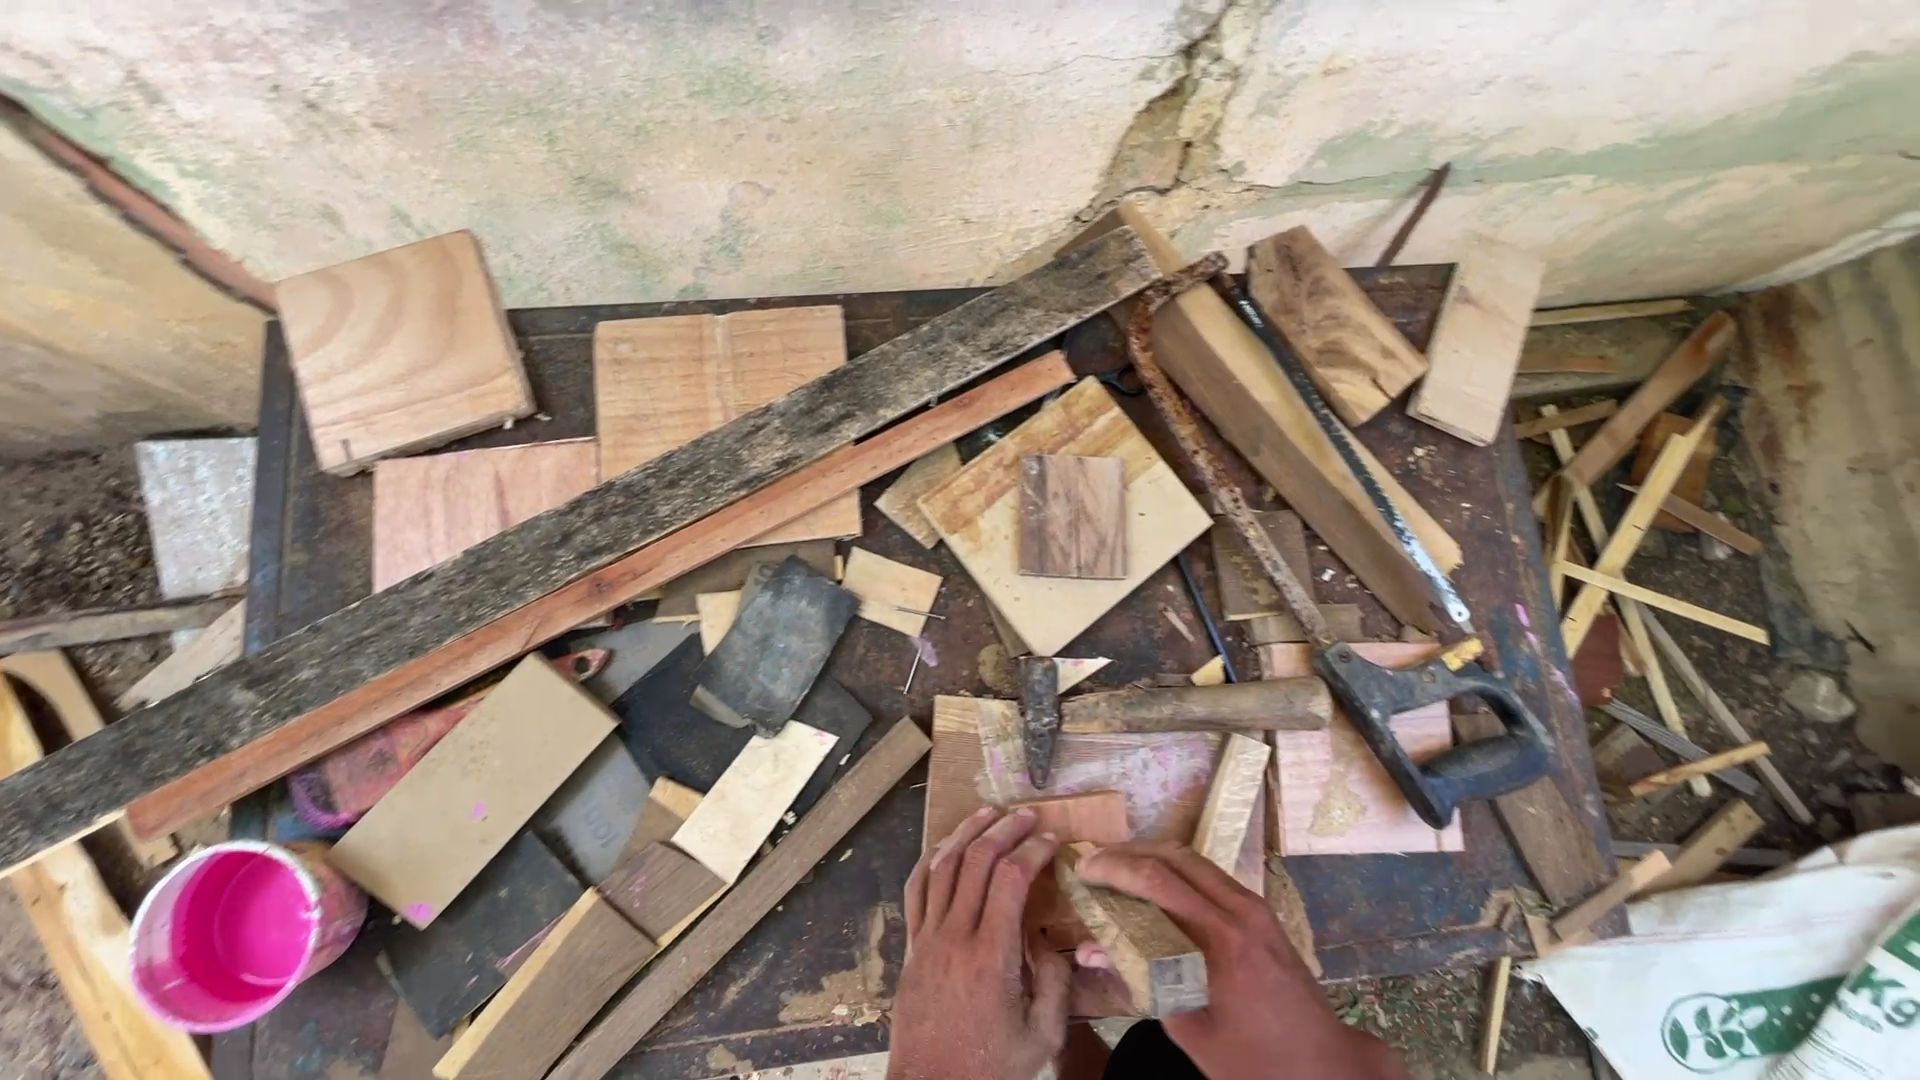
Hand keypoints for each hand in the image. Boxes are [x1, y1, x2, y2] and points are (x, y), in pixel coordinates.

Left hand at [888, 807, 1068, 1079]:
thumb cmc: (991, 1066)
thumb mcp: (1043, 1036)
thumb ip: (1056, 983)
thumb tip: (1051, 940)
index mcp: (991, 956)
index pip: (1011, 880)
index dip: (1033, 850)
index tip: (1052, 839)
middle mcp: (955, 936)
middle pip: (976, 861)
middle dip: (1005, 830)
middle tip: (1027, 815)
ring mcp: (926, 938)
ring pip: (942, 866)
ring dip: (967, 832)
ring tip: (989, 812)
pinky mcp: (910, 946)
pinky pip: (916, 890)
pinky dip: (930, 860)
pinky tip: (944, 845)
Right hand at [1074, 841, 1407, 1079]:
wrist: (1327, 1068)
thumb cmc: (1255, 1061)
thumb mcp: (1190, 1030)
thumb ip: (1138, 981)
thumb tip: (1089, 951)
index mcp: (1221, 939)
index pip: (1156, 880)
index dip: (1114, 868)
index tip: (1082, 869)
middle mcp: (1239, 909)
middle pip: (1174, 856)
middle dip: (1128, 852)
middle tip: (1094, 863)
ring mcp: (1254, 906)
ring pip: (1193, 859)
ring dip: (1151, 856)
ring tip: (1116, 868)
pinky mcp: (1260, 912)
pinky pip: (1208, 875)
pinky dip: (1174, 870)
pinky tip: (1154, 887)